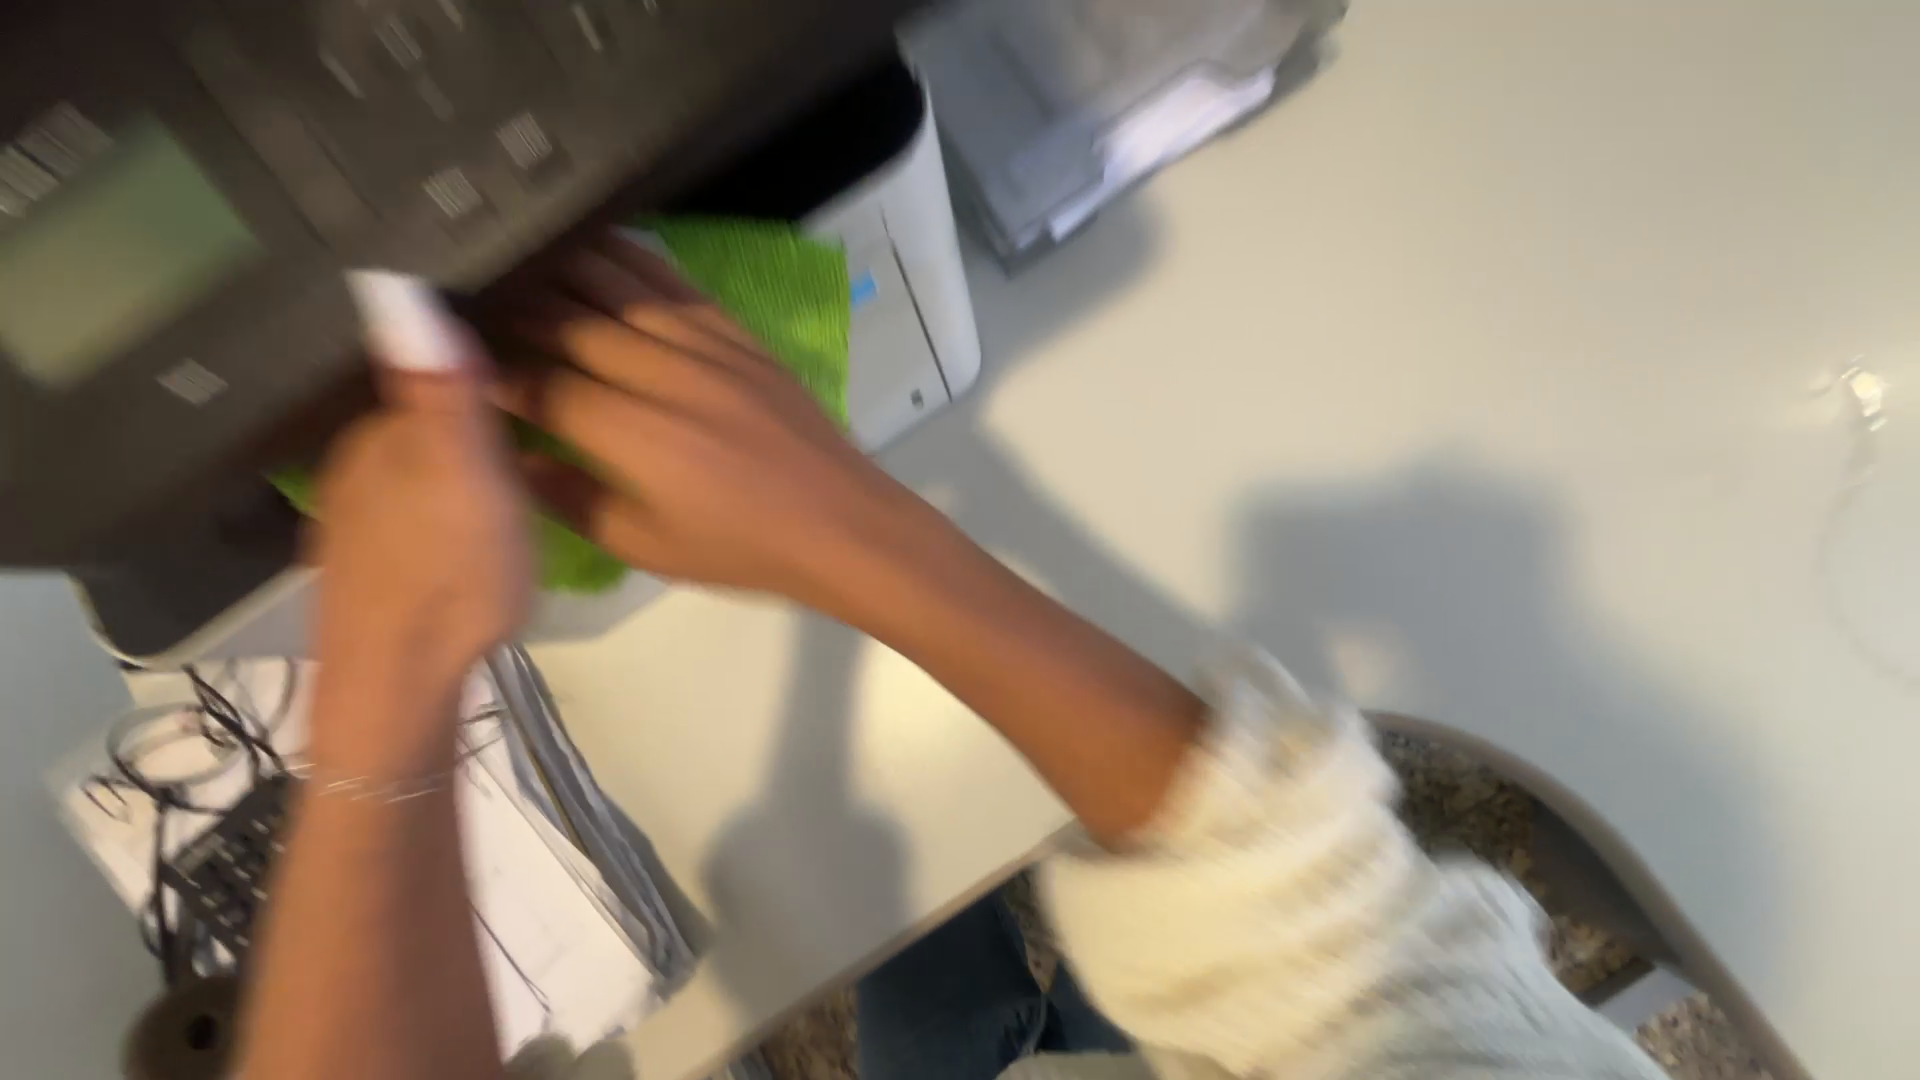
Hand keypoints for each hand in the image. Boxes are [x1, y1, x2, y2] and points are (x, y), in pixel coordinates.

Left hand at [311, 272, 532, 718]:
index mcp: (386, 436)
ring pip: (424, 464)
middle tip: (554, 421)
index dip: (495, 368)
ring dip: (468, 458)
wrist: (400, 680)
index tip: (554, 370)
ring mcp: (359, 515)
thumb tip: (399, 286)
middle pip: (431, 418)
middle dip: (481, 412)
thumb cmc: (453, 573)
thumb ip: (446, 393)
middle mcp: (360, 465)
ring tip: (526, 467)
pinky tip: (478, 523)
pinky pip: (419, 505)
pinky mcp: (372, 559)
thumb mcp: (469, 476)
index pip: (438, 373)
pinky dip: (451, 499)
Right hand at [493, 230, 925, 608]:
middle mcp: (663, 374)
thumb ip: (568, 497)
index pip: (536, 384)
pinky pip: (672, 280)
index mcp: (632, 435)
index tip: (451, 365)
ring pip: (615, 283)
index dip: (486, 373)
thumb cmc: (743, 549)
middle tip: (465, 299)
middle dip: (508, 308)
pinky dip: (626, 256)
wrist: (840, 524)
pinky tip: (595, 245)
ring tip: (512, 256)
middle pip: (566, 320)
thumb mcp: (645, 544)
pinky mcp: (740, 335)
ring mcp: (707, 346)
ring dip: (556, 266)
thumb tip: (508, 456)